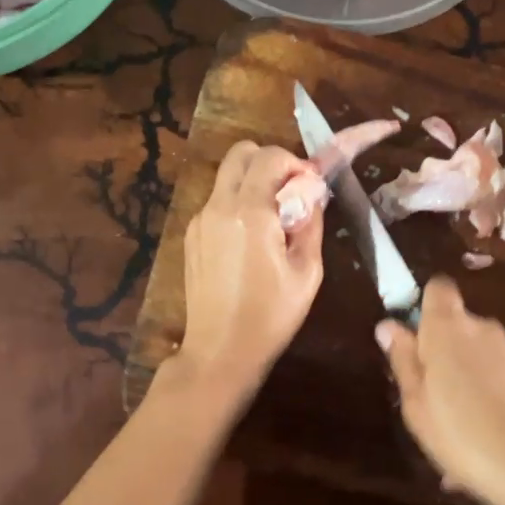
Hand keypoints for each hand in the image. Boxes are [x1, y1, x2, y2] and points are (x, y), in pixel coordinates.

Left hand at [178, 142, 325, 392]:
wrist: (220, 351)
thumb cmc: (270, 316)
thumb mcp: (307, 271)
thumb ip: (311, 223)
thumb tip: (312, 193)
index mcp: (249, 213)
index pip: (269, 157)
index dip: (295, 163)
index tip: (310, 186)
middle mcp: (218, 207)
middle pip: (240, 153)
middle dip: (269, 162)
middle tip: (290, 191)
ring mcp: (199, 220)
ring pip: (226, 176)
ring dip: (252, 182)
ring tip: (273, 219)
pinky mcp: (191, 235)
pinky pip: (217, 201)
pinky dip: (237, 203)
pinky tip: (251, 241)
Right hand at [377, 279, 504, 504]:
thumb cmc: (462, 435)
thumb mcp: (416, 404)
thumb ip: (403, 360)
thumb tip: (389, 325)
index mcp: (448, 328)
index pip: (438, 289)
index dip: (425, 304)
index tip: (415, 335)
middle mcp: (483, 329)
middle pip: (458, 326)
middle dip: (444, 351)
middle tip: (430, 394)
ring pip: (479, 356)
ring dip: (467, 379)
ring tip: (458, 427)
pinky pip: (499, 380)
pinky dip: (489, 400)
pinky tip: (483, 440)